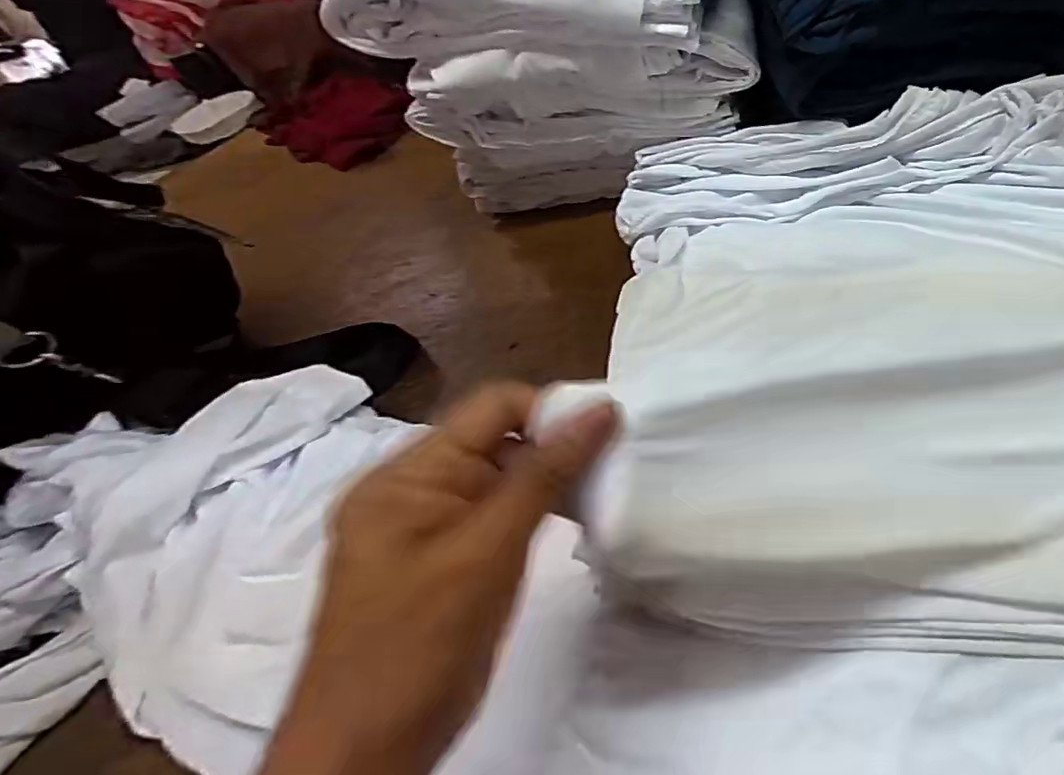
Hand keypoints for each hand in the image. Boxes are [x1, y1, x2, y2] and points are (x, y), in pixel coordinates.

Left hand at [259, 383, 617, 774]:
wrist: (368, 751)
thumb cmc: (422, 641)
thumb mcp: (490, 547)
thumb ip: (547, 471)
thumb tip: (603, 407)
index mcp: (406, 475)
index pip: (494, 406)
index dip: (553, 410)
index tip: (607, 434)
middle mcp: (414, 487)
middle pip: (503, 434)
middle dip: (559, 442)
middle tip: (612, 462)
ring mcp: (430, 521)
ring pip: (508, 469)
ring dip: (555, 472)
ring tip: (601, 487)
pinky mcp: (450, 551)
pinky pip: (503, 504)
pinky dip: (542, 501)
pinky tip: (574, 513)